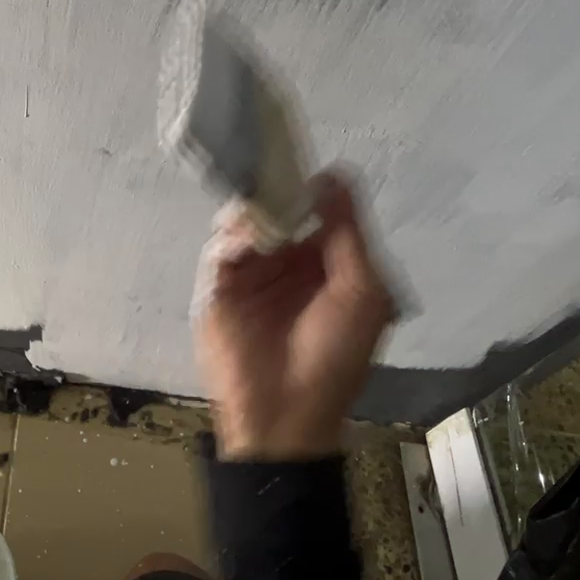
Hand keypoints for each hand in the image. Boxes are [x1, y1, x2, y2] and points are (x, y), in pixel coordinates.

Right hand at [193, 170, 397, 459]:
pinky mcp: (217, 288)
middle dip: (272, 191)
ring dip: (249, 214)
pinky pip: (219, 251)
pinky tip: (244, 243)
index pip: (313, 210)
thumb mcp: (362, 293)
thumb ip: (348, 232)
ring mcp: (250, 273)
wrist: (287, 415)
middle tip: (269, 176)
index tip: (297, 164)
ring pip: (243, 224)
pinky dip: (229, 240)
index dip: (307, 187)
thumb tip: (333, 174)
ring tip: (258, 216)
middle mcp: (285, 261)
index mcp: (324, 262)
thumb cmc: (336, 355)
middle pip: (274, 210)